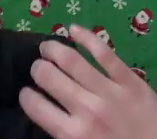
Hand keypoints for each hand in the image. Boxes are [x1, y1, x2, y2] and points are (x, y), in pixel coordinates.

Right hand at [21, 25, 156, 138]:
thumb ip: (68, 137)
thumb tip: (50, 119)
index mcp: (74, 136)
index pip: (36, 106)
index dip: (26, 96)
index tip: (27, 93)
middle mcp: (86, 109)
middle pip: (48, 77)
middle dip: (38, 69)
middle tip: (38, 68)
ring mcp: (109, 91)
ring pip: (71, 60)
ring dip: (53, 49)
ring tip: (47, 46)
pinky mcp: (130, 80)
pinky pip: (104, 52)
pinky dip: (86, 37)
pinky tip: (74, 29)